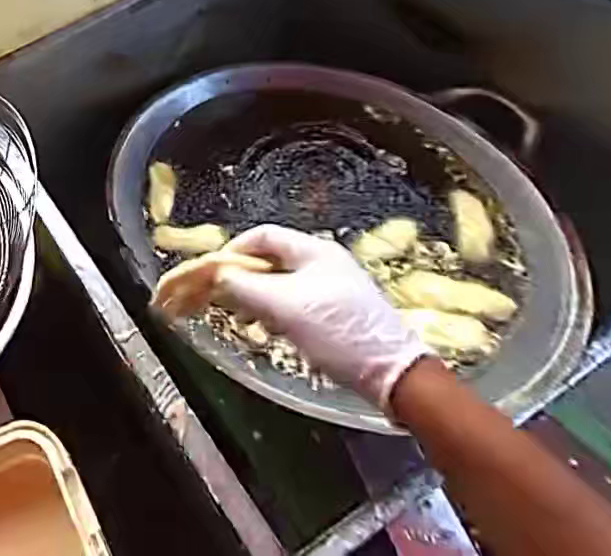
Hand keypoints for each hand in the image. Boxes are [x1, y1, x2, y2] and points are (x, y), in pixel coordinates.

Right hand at [214, 224, 429, 407]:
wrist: (397, 376)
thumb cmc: (339, 333)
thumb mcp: (285, 307)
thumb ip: (246, 287)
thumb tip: (219, 275)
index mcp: (313, 250)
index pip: (262, 235)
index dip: (234, 250)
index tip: (213, 272)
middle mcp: (324, 261)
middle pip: (272, 258)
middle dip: (244, 277)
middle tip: (225, 299)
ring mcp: (335, 286)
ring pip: (283, 282)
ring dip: (260, 297)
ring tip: (247, 320)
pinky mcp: (341, 312)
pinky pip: (298, 301)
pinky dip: (279, 311)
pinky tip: (275, 331)